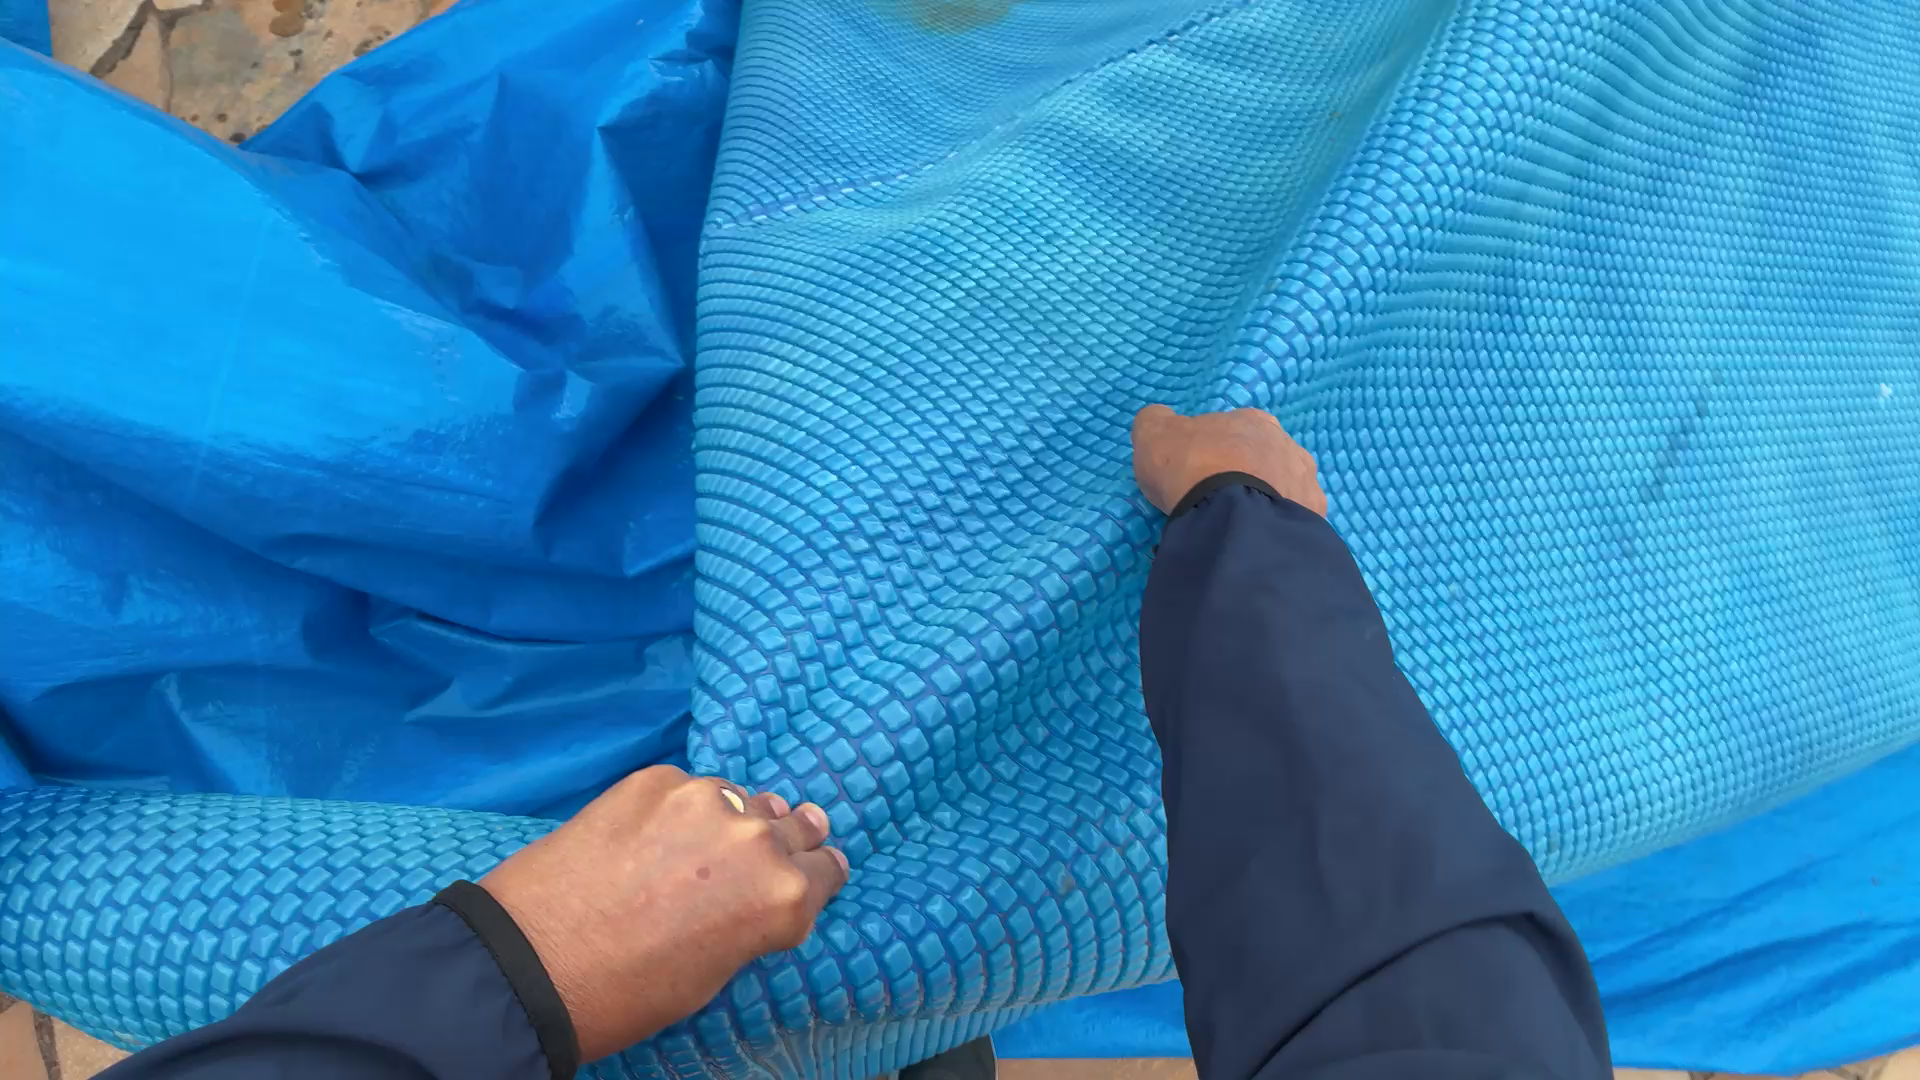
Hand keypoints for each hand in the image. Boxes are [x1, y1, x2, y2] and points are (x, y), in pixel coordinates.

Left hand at [480, 766, 849, 1061]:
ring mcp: (709, 799)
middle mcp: (759, 838)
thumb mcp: (715, 969)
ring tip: (703, 838)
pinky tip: (649, 834)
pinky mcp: (661, 778)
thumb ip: (755, 916)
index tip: (812, 868)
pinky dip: (680, 809)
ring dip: (735, 817)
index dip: (819, 872)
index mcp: (781, 896)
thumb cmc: (627, 991)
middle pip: (798, 823)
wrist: (527, 963)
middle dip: (789, 836)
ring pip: (744, 798)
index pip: (828, 868)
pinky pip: (690, 788)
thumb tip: (762, 883)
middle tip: (767, 844)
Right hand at [1131, 405, 1326, 516]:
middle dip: (1238, 474)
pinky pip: (1291, 519)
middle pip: (1257, 457)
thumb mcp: (1154, 435)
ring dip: (1261, 498)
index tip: (1191, 472)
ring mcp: (1304, 479)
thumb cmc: (1191, 467)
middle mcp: (1285, 443)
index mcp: (1251, 420)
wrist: (1229, 515)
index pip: (1228, 430)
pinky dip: (1275, 526)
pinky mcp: (1313, 515)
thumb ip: (1156, 422)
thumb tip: (1160, 421)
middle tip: (1212, 500)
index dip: (1207, 450)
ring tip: (1233, 523)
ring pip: (1279, 487)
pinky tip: (1255, 538)